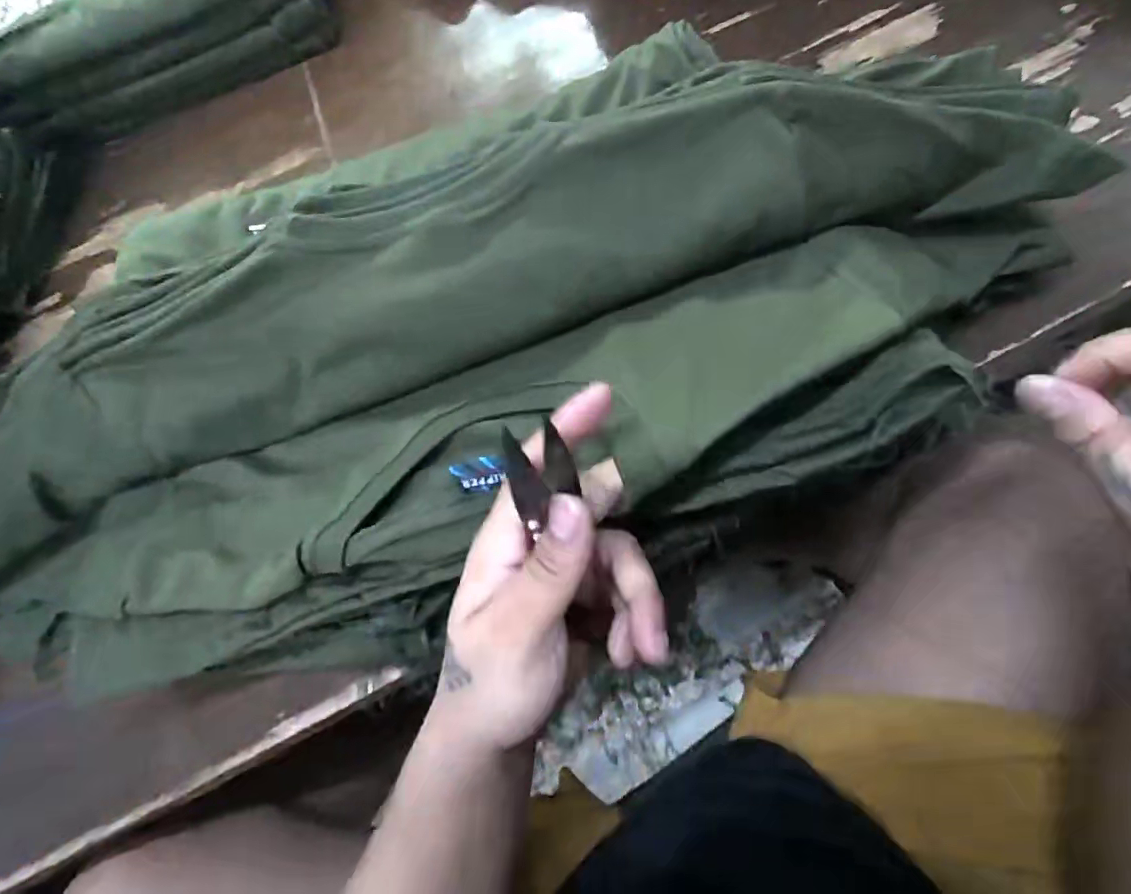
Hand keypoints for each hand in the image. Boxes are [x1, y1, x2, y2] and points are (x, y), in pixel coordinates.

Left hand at [426, 383, 669, 754]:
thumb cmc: (490, 679)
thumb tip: (579, 499)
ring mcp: (567, 567)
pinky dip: (636, 622)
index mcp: (508, 537)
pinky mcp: (589, 595)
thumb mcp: (518, 629)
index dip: (565, 430)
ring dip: (639, 607)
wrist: (497, 735)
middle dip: (627, 565)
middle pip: (599, 516)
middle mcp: (540, 540)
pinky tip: (630, 659)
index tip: (602, 395)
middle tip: (638, 606)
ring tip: (640, 655)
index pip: (534, 470)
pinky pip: (627, 590)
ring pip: (623, 557)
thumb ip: (550, 568)